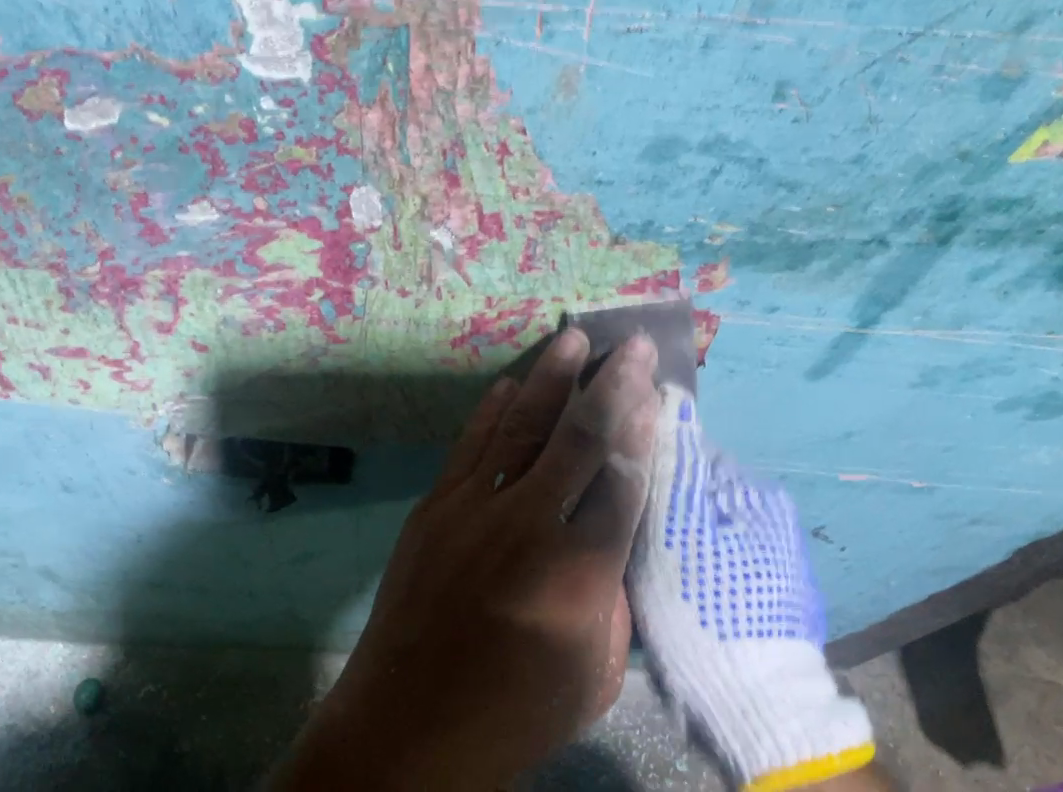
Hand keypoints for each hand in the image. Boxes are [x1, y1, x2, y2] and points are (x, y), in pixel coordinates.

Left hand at [271, 328, 661, 790]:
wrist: (408, 724)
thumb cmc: (513, 714)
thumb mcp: (591, 675)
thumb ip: (606, 597)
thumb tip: (605, 537)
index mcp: (578, 573)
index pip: (621, 481)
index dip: (641, 429)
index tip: (654, 388)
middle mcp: (527, 525)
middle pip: (578, 439)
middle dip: (612, 386)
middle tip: (633, 343)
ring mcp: (473, 509)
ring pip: (520, 428)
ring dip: (551, 379)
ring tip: (575, 338)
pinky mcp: (434, 509)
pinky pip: (470, 446)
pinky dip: (493, 412)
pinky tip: (512, 386)